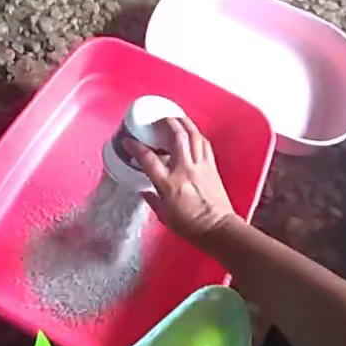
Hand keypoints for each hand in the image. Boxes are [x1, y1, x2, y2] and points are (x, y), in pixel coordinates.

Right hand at [131, 115, 236, 244]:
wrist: (218, 229)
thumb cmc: (191, 226)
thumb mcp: (164, 215)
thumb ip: (152, 199)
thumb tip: (144, 190)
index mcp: (168, 184)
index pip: (148, 158)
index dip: (136, 147)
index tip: (128, 141)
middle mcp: (185, 170)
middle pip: (176, 136)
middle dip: (166, 122)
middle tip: (158, 118)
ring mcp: (200, 166)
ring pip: (193, 135)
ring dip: (184, 122)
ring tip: (175, 117)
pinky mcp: (212, 167)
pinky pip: (204, 144)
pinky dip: (196, 134)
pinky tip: (192, 131)